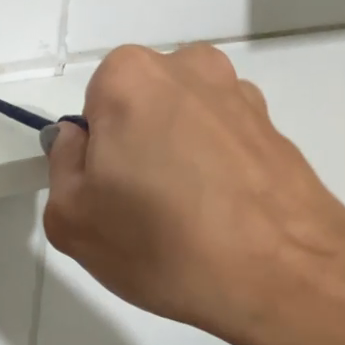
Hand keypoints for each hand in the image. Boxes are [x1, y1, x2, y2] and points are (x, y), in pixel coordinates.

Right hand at [43, 44, 344, 344]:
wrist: (282, 276)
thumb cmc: (161, 245)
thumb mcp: (71, 219)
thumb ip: (61, 165)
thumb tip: (80, 140)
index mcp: (129, 77)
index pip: (91, 108)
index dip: (94, 156)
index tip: (107, 196)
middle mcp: (187, 68)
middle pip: (138, 108)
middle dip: (134, 149)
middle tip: (139, 210)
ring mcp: (238, 95)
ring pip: (182, 124)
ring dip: (176, 159)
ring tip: (183, 219)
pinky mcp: (273, 129)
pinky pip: (221, 144)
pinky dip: (213, 172)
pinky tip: (217, 218)